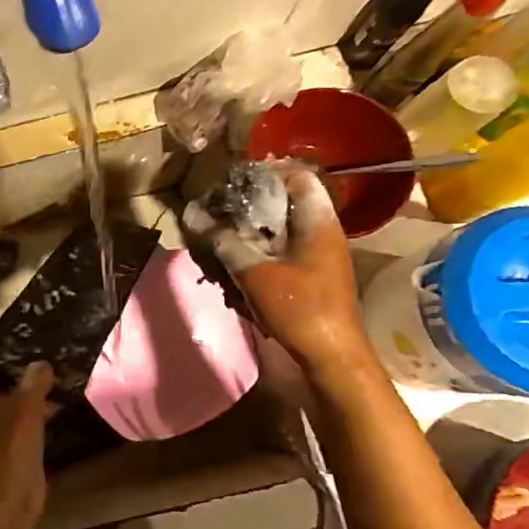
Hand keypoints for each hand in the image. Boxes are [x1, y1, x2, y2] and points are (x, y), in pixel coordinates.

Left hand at [0, 352, 55, 528]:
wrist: (4, 510)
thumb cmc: (5, 456)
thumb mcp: (23, 411)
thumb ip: (33, 382)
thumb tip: (41, 362)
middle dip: (9, 354)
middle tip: (36, 331)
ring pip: (9, 393)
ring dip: (27, 378)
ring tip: (53, 354)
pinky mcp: (12, 442)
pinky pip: (25, 413)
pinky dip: (39, 401)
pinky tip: (62, 391)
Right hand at [184, 163, 371, 371]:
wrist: (333, 357)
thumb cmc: (300, 308)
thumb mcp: (256, 273)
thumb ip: (226, 242)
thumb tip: (194, 215)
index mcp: (318, 220)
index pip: (298, 176)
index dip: (267, 172)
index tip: (234, 183)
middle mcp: (323, 231)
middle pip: (287, 203)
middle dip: (252, 208)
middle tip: (221, 214)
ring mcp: (320, 255)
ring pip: (282, 231)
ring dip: (253, 237)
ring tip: (224, 247)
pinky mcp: (313, 276)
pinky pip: (284, 254)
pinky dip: (261, 258)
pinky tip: (239, 275)